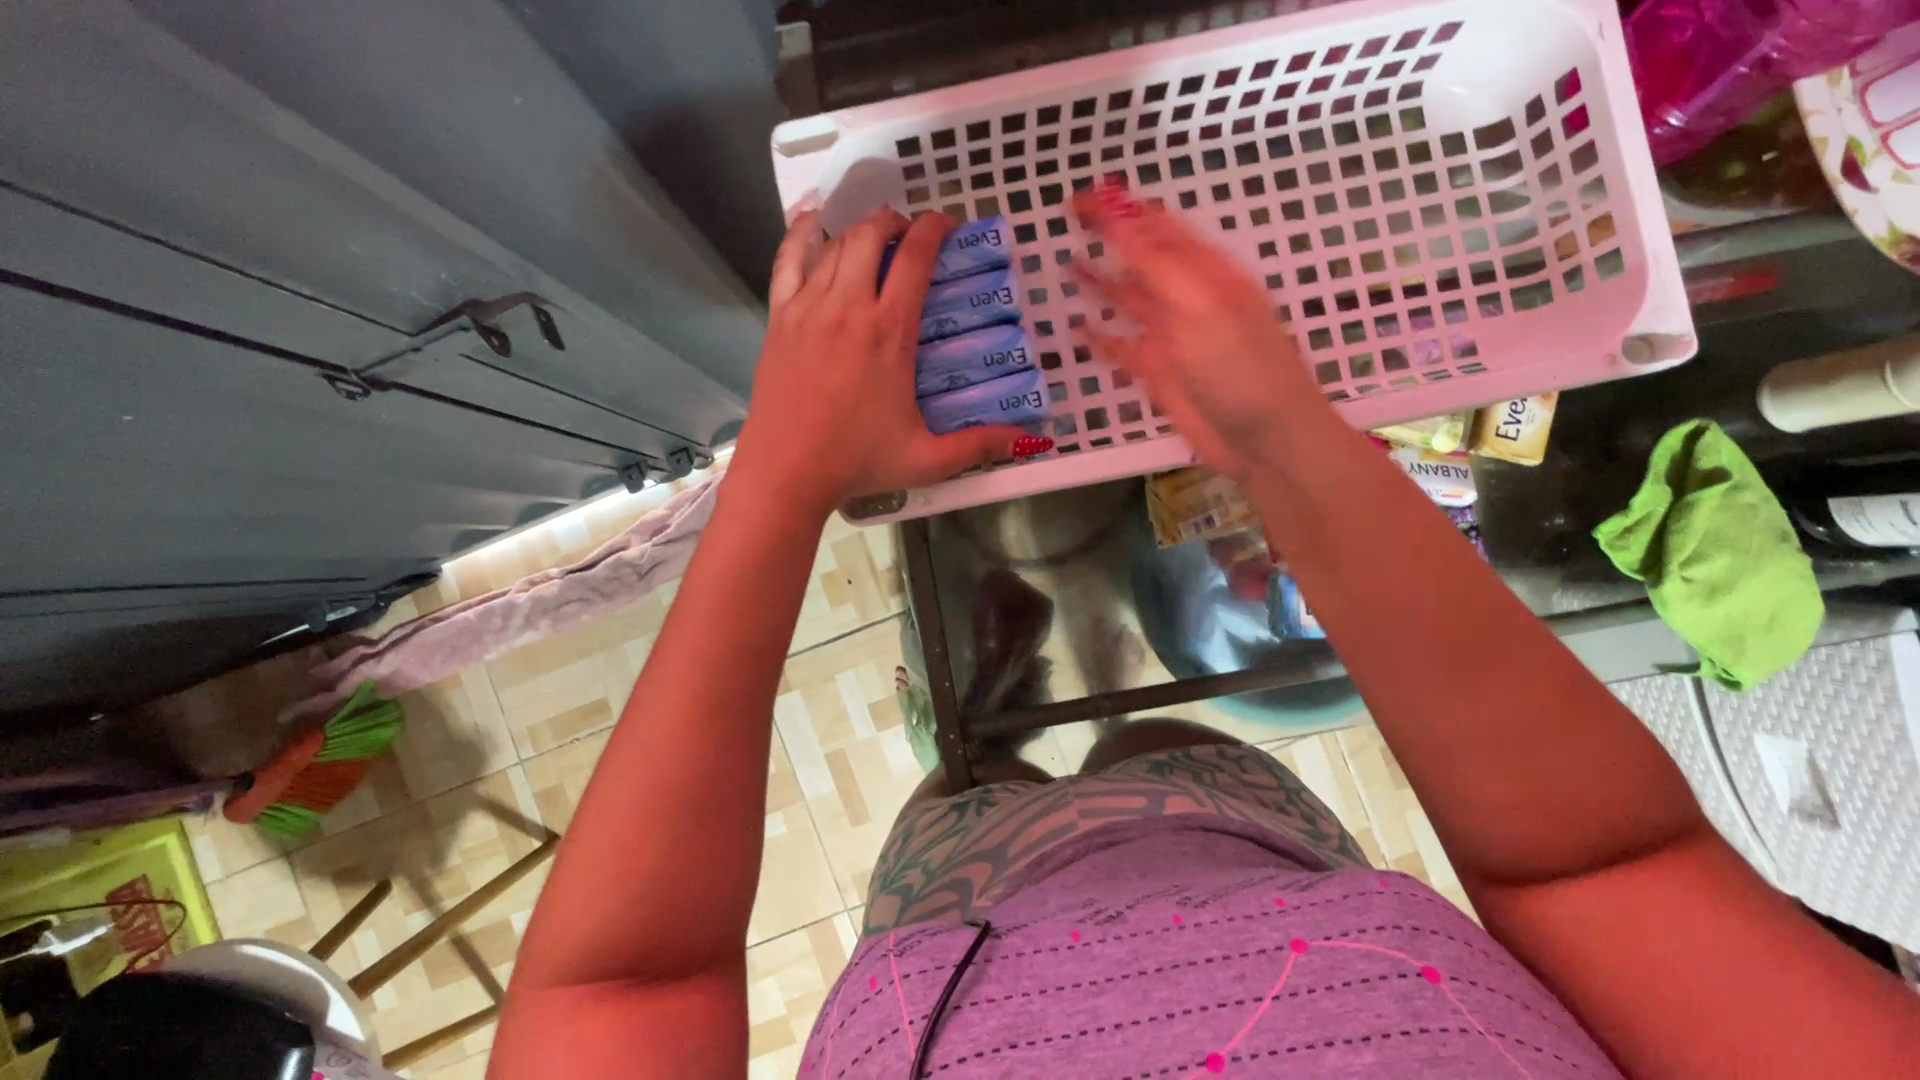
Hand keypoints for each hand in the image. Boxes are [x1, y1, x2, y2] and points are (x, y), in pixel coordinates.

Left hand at [729, 209, 1028, 516]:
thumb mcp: (927, 459)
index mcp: (890, 332)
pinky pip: (788, 260)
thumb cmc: (858, 463)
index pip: (916, 258)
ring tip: (874, 237)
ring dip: (858, 230)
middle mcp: (849, 307)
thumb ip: (980, 446)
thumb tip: (1032, 440)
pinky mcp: (779, 318)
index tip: (948, 224)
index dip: (935, 229)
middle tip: (908, 235)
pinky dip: (802, 234)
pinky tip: (812, 222)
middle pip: (871, 235)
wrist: (786, 472)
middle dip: (894, 222)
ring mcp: (809, 308)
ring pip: (834, 244)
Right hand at [1072, 182, 1322, 478]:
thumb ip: (1158, 264)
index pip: (1158, 226)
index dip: (1122, 208)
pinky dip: (1100, 336)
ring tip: (1067, 262)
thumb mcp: (1201, 307)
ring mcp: (1171, 335)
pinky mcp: (1159, 371)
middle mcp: (1187, 297)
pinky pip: (1122, 346)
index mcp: (1206, 272)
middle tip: (1070, 216)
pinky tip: (1077, 327)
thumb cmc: (1242, 368)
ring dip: (1101, 280)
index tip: (1081, 196)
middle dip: (1109, 234)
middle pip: (1142, 255)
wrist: (1264, 438)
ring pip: (1129, 298)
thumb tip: (1119, 217)